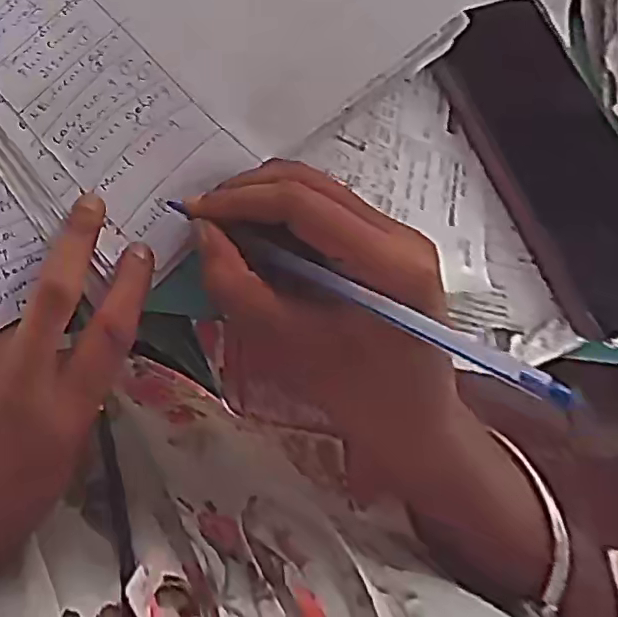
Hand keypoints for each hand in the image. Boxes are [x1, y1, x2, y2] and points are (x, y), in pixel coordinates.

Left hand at [0, 193, 154, 616]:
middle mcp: (22, 374)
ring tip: (20, 244)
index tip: (138, 250)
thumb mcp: (63, 451)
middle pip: (55, 292)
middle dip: (75, 240)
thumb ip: (71, 390)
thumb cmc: (11, 496)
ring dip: (17, 270)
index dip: (129, 286)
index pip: (110, 334)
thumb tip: (72, 339)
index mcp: (66, 406)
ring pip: (4, 293)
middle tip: (87, 203)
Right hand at [189, 161, 603, 614]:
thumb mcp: (285, 342)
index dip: (238, 198)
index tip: (194, 212)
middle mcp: (397, 235)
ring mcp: (394, 237)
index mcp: (385, 261)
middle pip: (306, 182)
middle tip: (199, 211)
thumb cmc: (361, 399)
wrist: (423, 435)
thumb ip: (237, 280)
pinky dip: (278, 213)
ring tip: (216, 220)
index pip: (300, 199)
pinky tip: (249, 233)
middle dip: (245, 189)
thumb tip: (203, 230)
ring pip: (313, 189)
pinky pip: (320, 210)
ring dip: (260, 198)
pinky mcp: (383, 247)